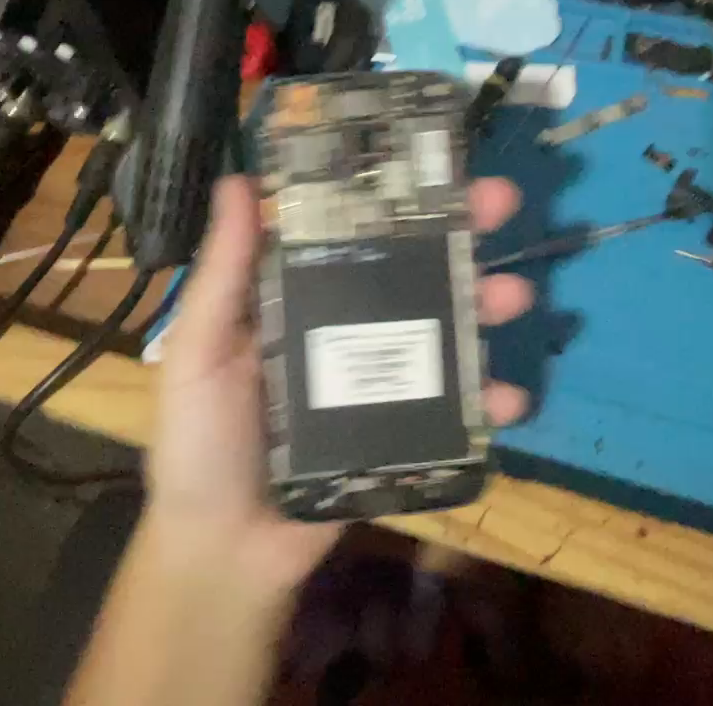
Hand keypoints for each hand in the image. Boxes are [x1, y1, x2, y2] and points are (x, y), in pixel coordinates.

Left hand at [144, 175, 533, 594]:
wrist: (226, 552)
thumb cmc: (201, 443)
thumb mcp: (200, 350)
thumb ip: (223, 272)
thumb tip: (239, 180)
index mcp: (299, 297)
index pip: (353, 230)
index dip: (392, 194)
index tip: (433, 160)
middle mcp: (346, 327)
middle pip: (411, 270)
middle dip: (460, 234)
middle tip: (503, 203)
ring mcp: (380, 379)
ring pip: (444, 328)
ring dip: (485, 305)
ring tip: (512, 297)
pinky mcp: (405, 430)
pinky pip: (454, 406)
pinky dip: (488, 400)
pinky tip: (510, 398)